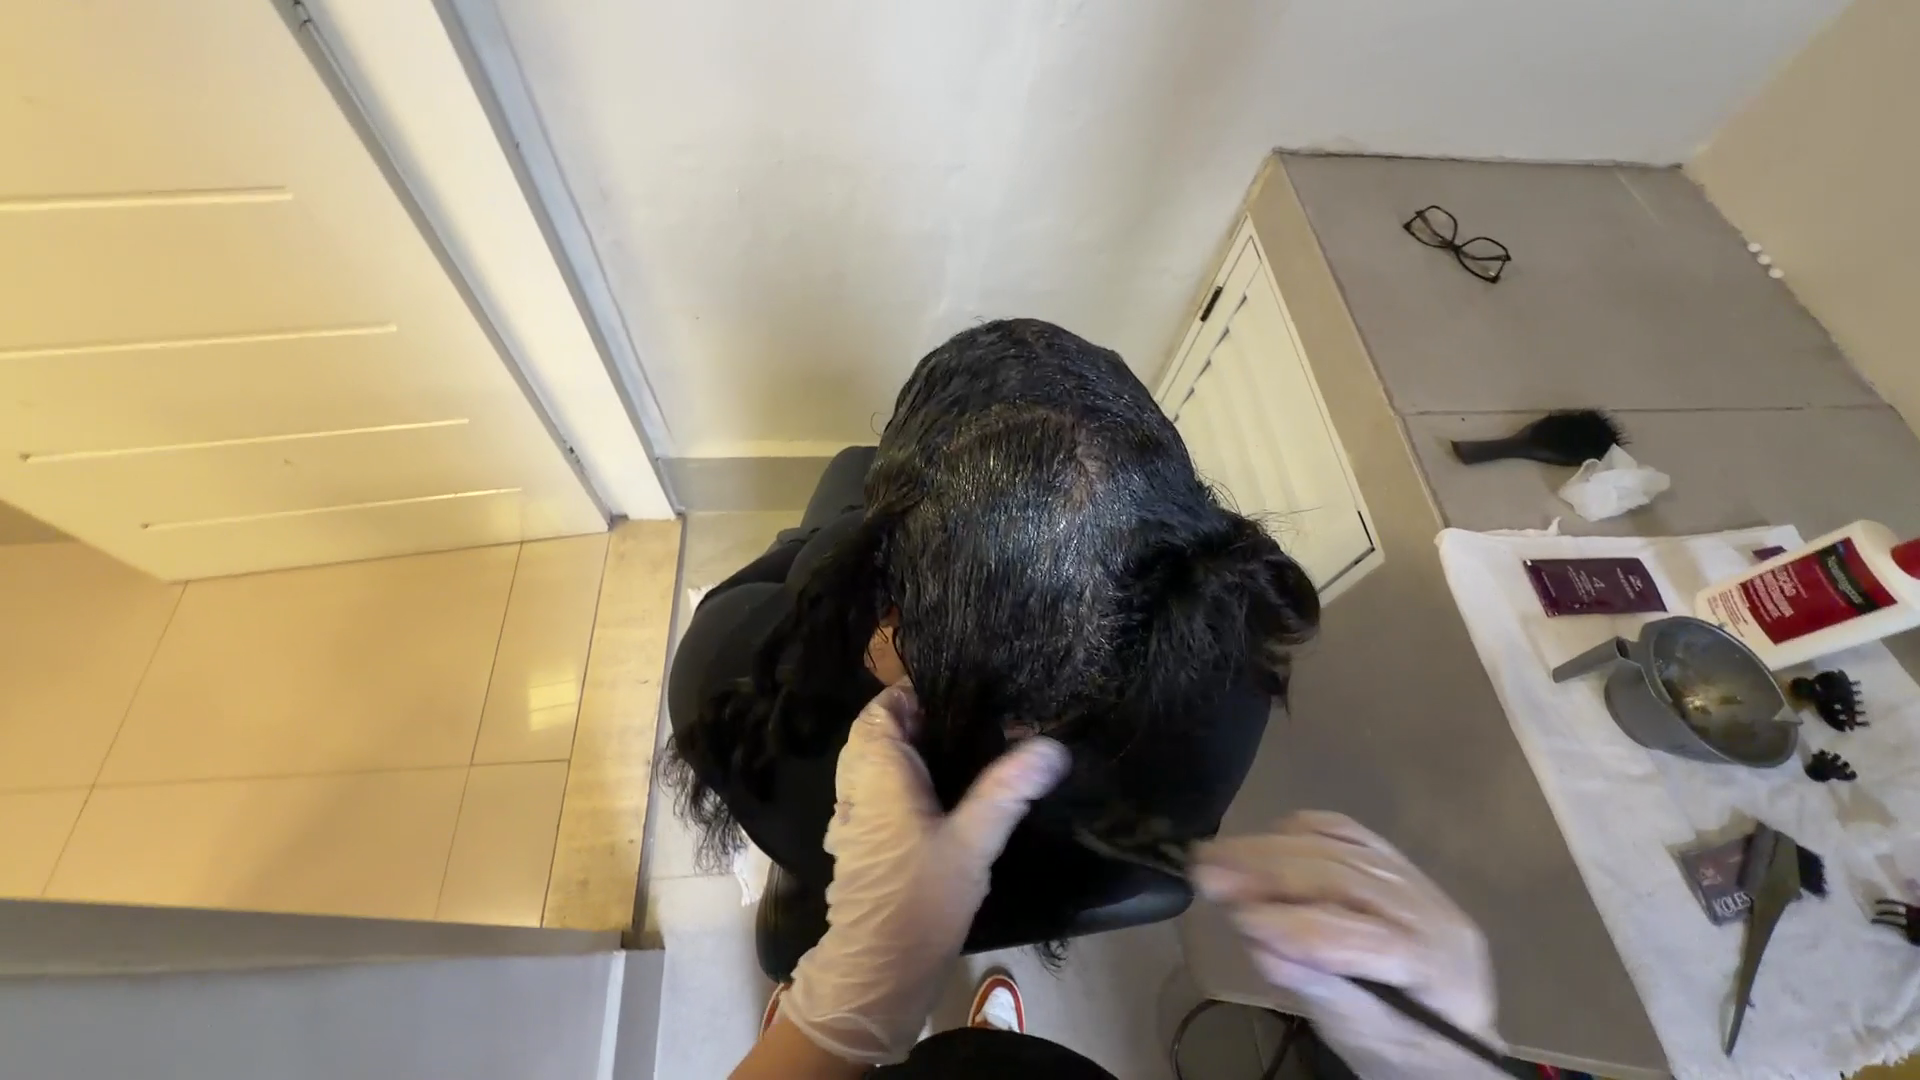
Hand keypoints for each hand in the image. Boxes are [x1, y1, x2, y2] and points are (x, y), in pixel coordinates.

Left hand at [781, 682, 1070, 1064]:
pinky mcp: (857, 839)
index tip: (960, 695)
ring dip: (905, 749)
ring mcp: (851, 813)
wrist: (876, 970)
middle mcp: (855, 783)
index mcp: (876, 769)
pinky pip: (872, 788)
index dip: (915, 692)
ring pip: (872, 761)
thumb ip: (1009, 789)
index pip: (883, 706)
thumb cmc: (920, 898)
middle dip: (915, 719)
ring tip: (957, 750)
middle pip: (877, 730)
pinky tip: (936, 794)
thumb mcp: (973, 840)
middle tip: (967, 722)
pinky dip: (897, 778)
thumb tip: (1052, 747)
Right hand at [1192, 812, 1504, 1079]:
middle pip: (1341, 878)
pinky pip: (1341, 828)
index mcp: (1435, 965)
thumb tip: (1258, 945)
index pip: (1360, 937)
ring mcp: (1410, 876)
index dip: (1294, 926)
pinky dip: (1294, 831)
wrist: (1449, 1032)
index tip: (1235, 919)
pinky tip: (1258, 841)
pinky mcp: (1389, 857)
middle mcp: (1428, 909)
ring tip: (1214, 853)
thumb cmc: (1402, 1047)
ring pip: (1335, 845)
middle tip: (1205, 872)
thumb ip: (1319, 988)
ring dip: (1265, 846)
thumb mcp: (1362, 1037)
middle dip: (1266, 871)